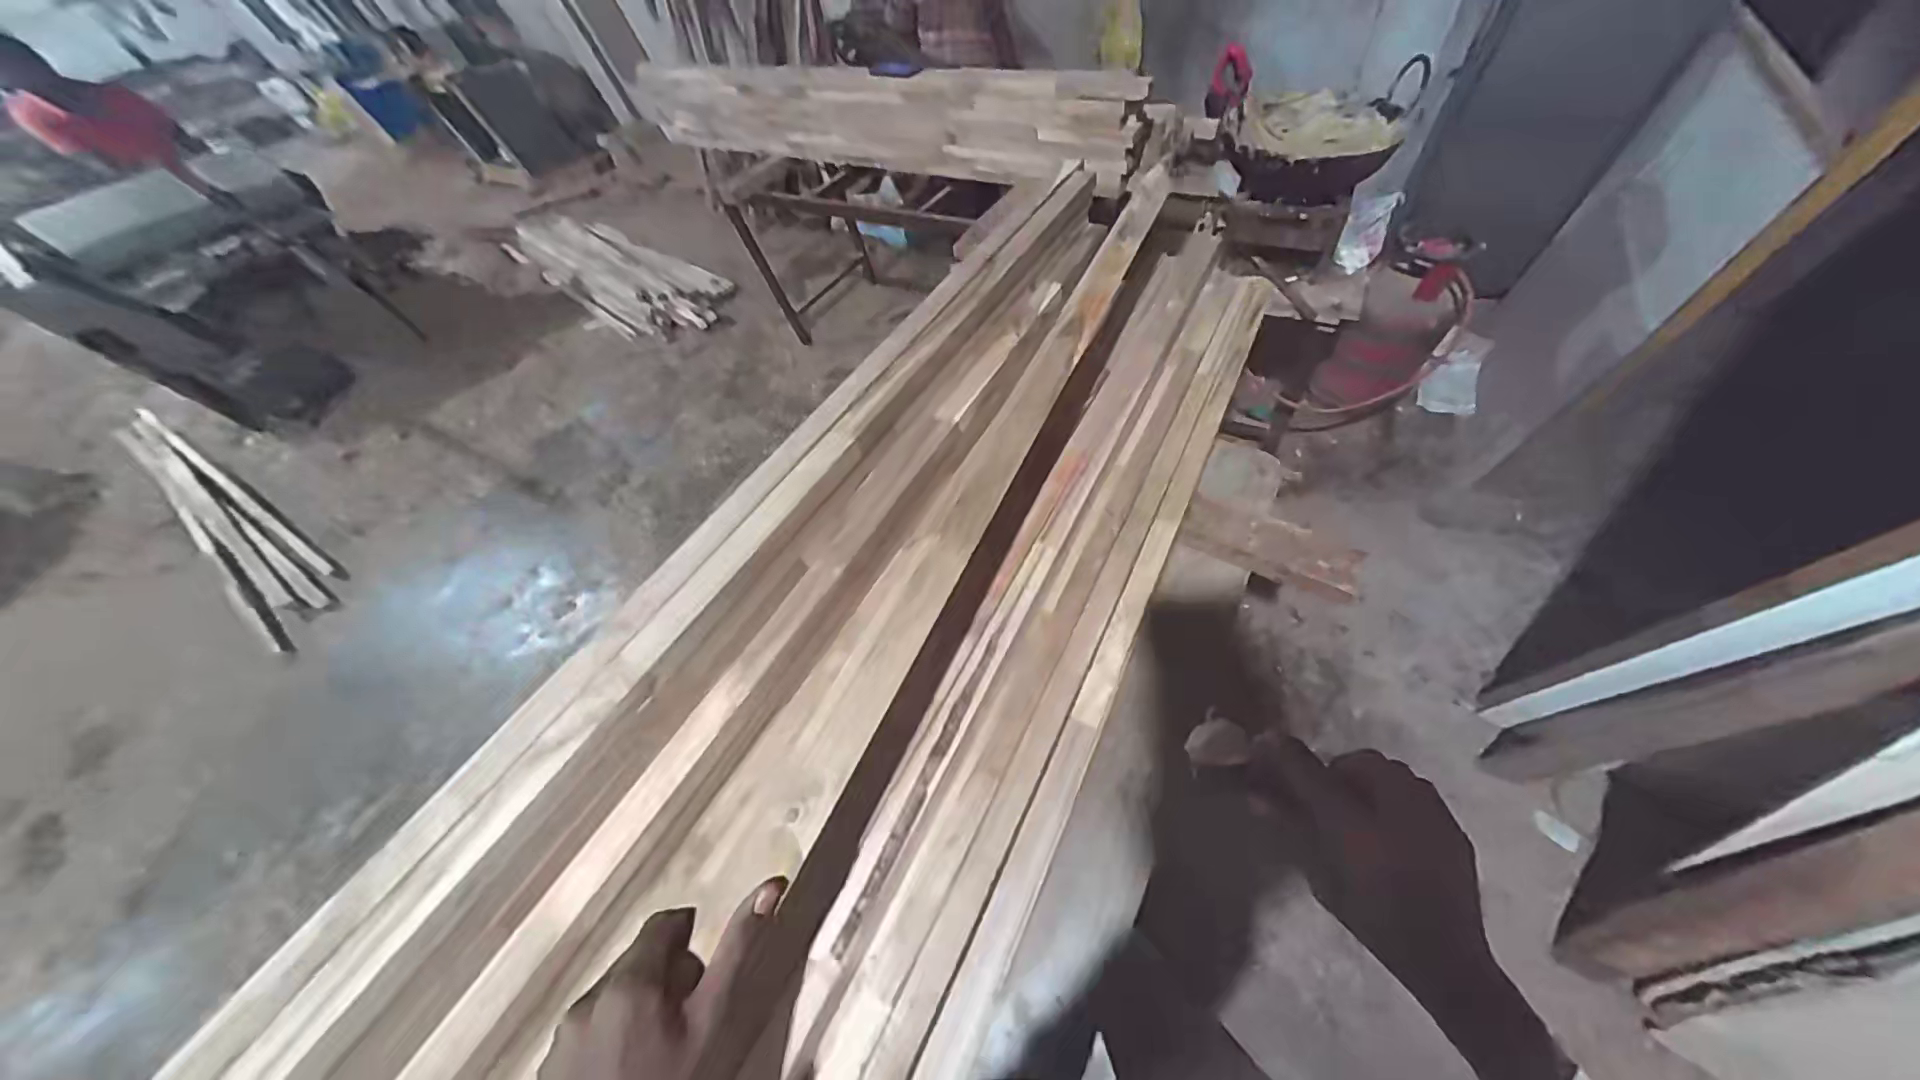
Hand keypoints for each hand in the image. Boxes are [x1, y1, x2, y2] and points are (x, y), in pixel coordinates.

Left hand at [540, 877, 785, 1079]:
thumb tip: (770, 888)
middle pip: (638, 959)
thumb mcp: (715, 1022)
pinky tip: (630, 1071)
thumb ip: (738, 949)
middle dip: (666, 976)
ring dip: (638, 1007)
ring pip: (612, 996)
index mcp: (629, 983)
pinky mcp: (549, 1073)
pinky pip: (588, 1032)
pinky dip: (611, 1038)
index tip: (702, 977)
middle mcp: (587, 1003)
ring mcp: (560, 1043)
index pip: (665, 922)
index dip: (691, 941)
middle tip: (688, 1020)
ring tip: (661, 1051)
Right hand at [1251, 735, 1485, 979]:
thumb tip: (1257, 795)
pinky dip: (1395, 801)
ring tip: (1359, 813)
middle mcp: (1392, 798)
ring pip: (1390, 774)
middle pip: (1356, 761)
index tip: (1266, 744)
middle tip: (1323, 798)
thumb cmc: (1370, 914)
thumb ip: (1291, 824)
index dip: (1282, 752)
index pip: (1307, 768)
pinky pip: (1415, 794)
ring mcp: (1430, 808)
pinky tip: (1392, 830)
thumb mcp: (1319, 873)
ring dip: (1368, 782)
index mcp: (1351, 813)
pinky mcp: (1452, 825)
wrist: (1444, 957)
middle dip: (1334, 771)